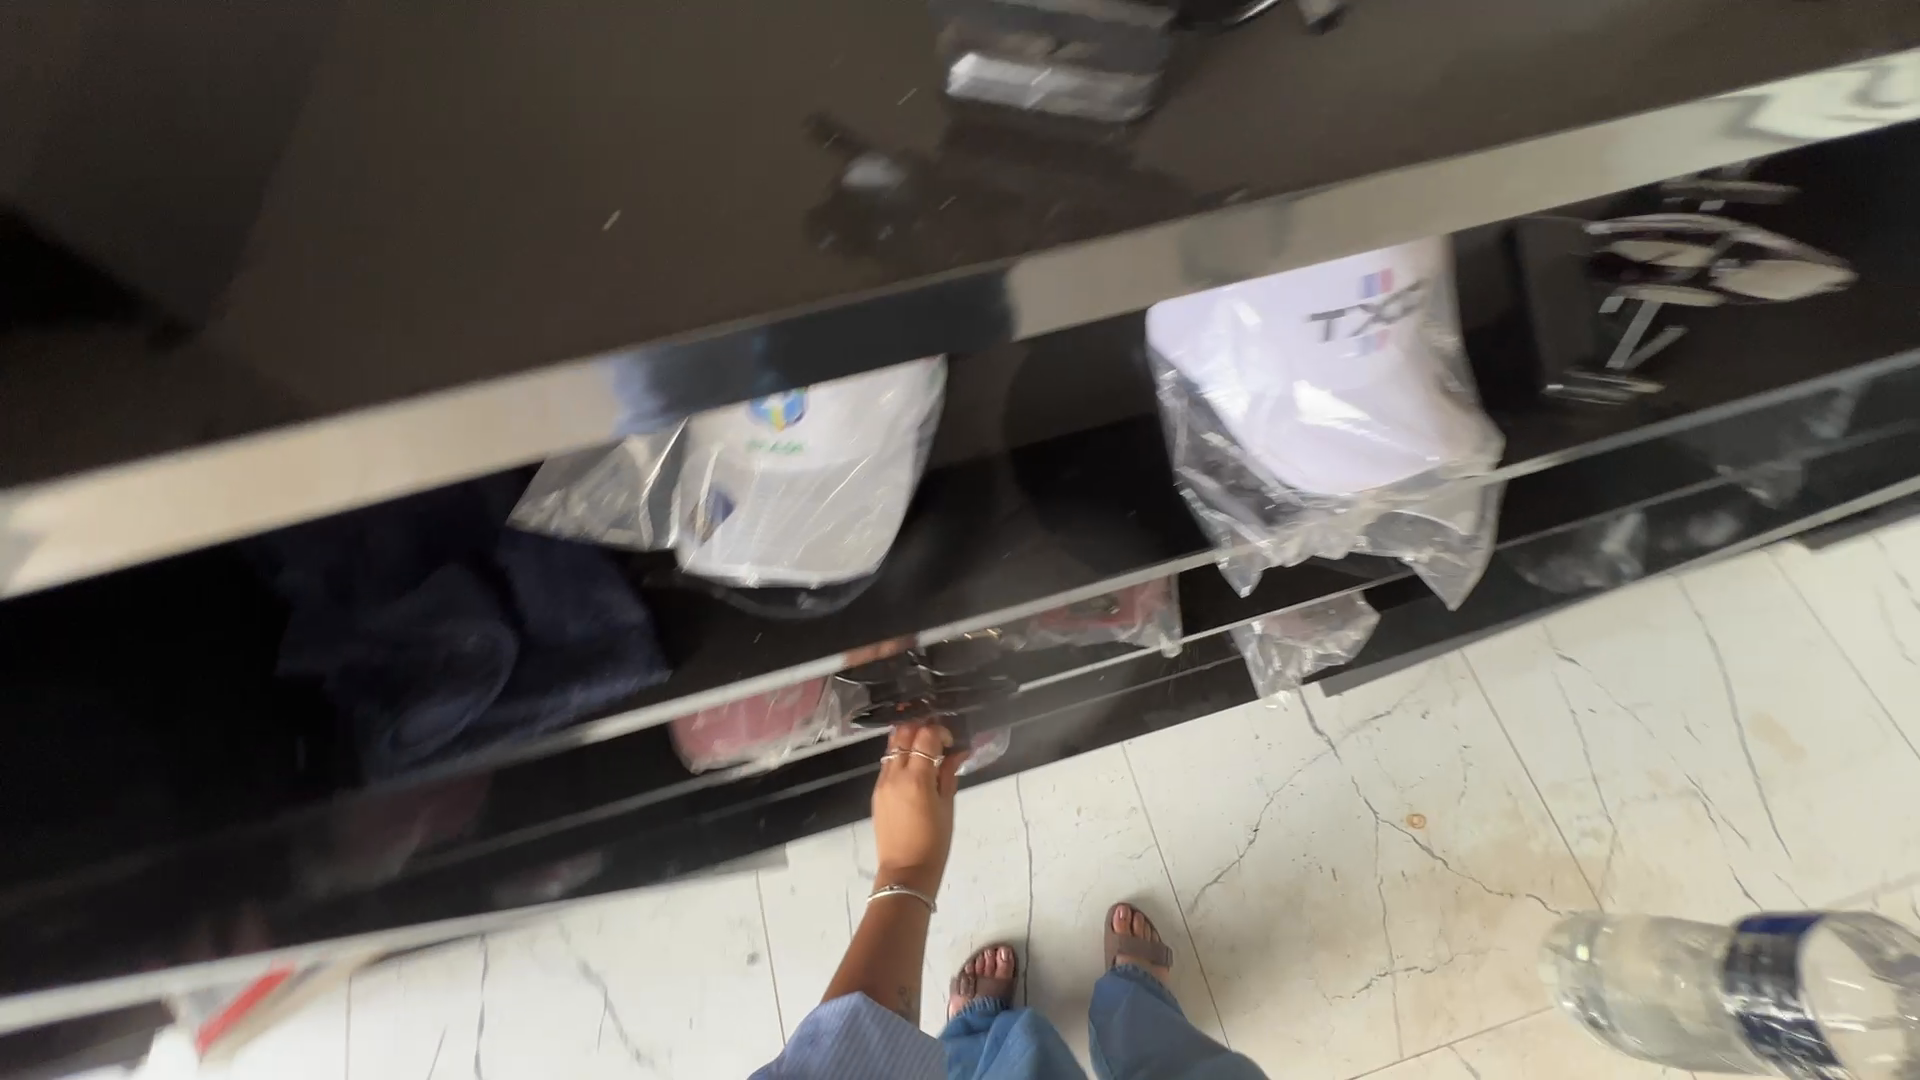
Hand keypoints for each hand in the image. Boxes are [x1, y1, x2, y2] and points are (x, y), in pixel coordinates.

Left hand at [871, 722, 968, 895]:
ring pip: (892, 746)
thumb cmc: (934, 842)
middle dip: (920, 728)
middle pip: (903, 733)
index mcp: (917, 778)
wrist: (905, 871)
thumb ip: (949, 774)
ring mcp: (882, 782)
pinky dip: (899, 756)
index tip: (950, 741)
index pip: (925, 736)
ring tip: (924, 749)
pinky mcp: (876, 791)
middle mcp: (895, 774)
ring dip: (908, 740)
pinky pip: (887, 763)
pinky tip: (913, 767)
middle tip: (936, 737)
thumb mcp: (947, 806)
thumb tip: (957, 752)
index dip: (939, 731)